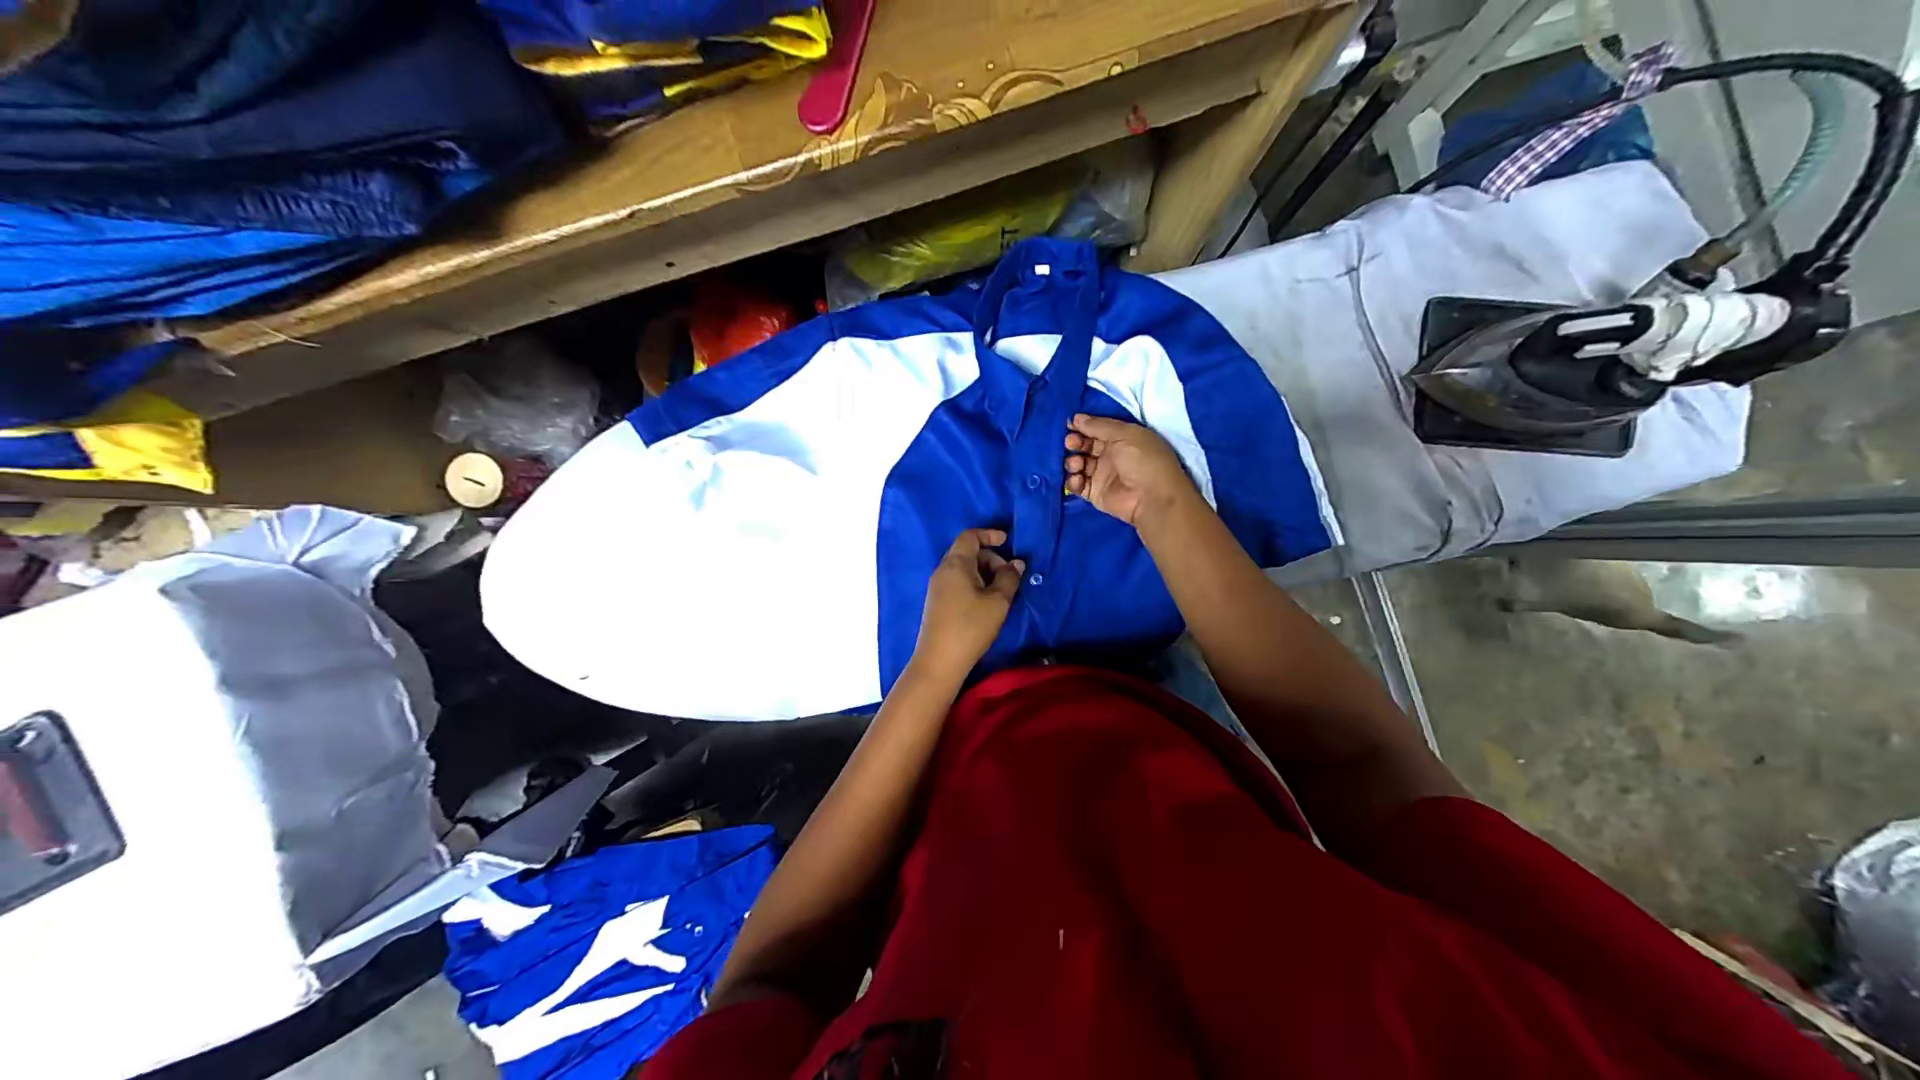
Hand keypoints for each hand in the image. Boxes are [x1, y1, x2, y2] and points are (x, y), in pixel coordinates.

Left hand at [912, 528, 1023, 680]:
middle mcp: (942, 570)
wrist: (939, 661)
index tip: (1007, 542)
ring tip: (1000, 592)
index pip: (970, 536)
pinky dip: (974, 584)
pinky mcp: (937, 602)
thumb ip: (1009, 578)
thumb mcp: (998, 602)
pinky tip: (986, 602)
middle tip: (1008, 576)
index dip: (989, 534)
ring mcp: (937, 587)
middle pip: (967, 551)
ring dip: (983, 573)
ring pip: (963, 568)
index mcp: (955, 564)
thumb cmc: (971, 627)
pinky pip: (957, 582)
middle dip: (990, 558)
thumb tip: (1016, 564)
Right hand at [1064, 413, 1194, 527]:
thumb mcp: (1126, 434)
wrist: (1152, 498)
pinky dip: (1073, 481)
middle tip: (1070, 443)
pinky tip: (1077, 479)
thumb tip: (1077, 418)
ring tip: (1076, 464)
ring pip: (1079, 464)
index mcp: (1121, 438)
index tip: (1068, 424)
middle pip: (1085, 446)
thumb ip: (1099, 426)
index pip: (1097, 429)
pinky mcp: (1095, 493)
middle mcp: (1110, 455)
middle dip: (1075, 442)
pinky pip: (1078, 485)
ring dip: (1072, 461)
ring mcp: (1102, 475)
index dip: (1082, 426)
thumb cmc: (1143, 460)